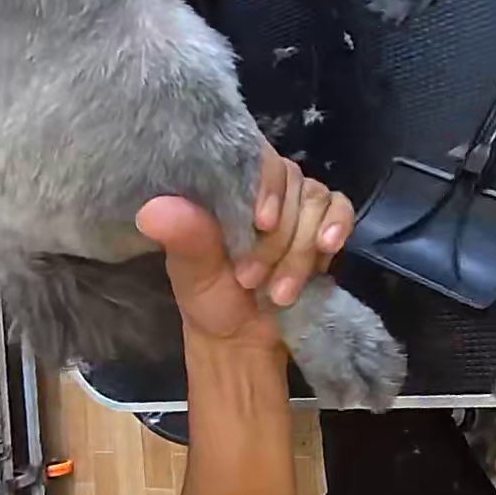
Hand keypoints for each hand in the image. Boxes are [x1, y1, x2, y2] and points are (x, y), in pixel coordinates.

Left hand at [134, 146, 352, 347]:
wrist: (245, 336)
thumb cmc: (211, 299)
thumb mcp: (193, 274)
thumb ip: (184, 240)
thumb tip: (154, 212)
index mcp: (228, 186)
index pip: (256, 158)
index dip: (265, 187)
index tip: (261, 224)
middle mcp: (267, 188)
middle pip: (292, 186)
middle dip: (277, 241)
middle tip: (251, 281)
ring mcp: (299, 205)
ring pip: (316, 203)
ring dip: (300, 253)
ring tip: (279, 294)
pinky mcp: (325, 226)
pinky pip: (341, 210)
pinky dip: (338, 226)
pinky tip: (330, 247)